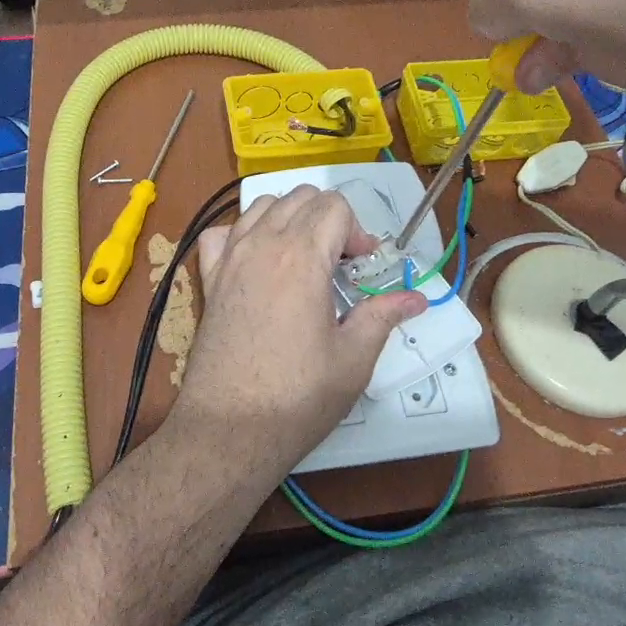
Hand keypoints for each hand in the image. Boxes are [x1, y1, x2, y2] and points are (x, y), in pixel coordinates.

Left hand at [173, 185, 425, 474]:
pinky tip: (258, 263)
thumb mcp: (353, 359)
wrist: (229, 428)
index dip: (357, 231)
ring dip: (289, 219)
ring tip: (305, 259)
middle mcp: (262, 244)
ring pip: (261, 205)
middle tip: (341, 264)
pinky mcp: (209, 279)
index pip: (335, 206)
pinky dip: (243, 234)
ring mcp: (229, 258)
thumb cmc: (297, 396)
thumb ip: (383, 317)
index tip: (363, 268)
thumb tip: (416, 298)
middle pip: (300, 198)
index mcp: (302, 256)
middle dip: (329, 219)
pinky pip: (222, 233)